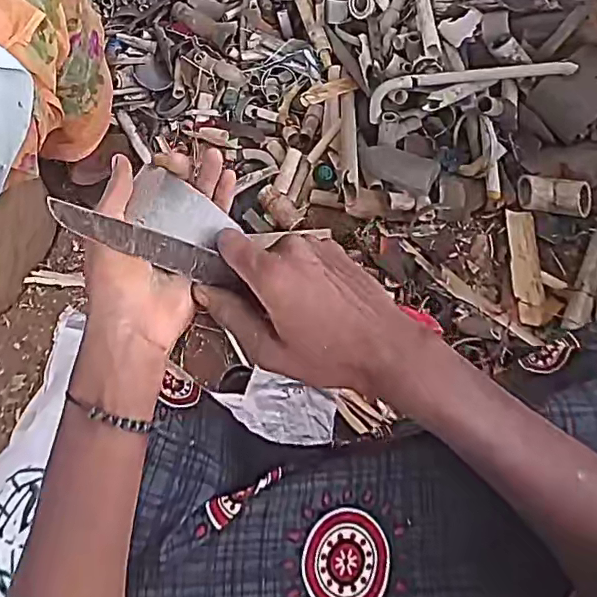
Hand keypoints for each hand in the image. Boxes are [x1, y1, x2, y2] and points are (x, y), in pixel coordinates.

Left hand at [83, 150, 234, 358]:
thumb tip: (119, 163)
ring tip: (218, 159)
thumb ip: (115, 193)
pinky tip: (229, 184)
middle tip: (195, 155)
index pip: (150, 187)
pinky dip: (224, 203)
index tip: (166, 157)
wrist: (134, 323)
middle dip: (189, 170)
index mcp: (130, 222)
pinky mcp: (200, 256)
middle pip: (178, 192)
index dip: (160, 169)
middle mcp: (157, 231)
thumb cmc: (111, 284)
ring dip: (210, 180)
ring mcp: (180, 243)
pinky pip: (215, 227)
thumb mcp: (103, 227)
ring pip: (199, 204)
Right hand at [199, 232, 443, 397]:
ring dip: (284, 277)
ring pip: (281, 256)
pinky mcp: (333, 249)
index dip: (222, 259)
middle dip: (257, 279)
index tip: (225, 277)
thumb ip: (231, 317)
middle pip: (256, 254)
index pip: (227, 242)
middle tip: (272, 312)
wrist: (387, 347)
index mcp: (270, 273)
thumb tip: (208, 295)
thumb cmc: (335, 354)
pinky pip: (305, 256)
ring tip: (302, 311)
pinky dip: (306, 274)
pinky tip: (320, 303)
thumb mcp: (270, 351)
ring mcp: (316, 246)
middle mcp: (292, 250)